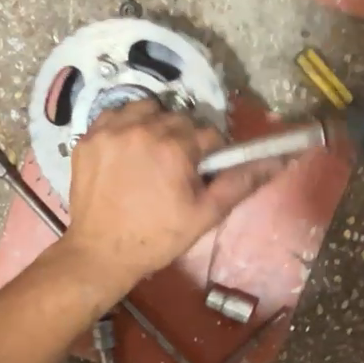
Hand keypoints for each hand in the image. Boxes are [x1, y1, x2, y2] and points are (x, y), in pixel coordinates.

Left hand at [61, 101, 278, 293]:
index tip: (201, 173)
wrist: (101, 253)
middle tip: (176, 171)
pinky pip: (115, 116)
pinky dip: (125, 127)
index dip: (210, 154)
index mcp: (175, 148)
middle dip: (183, 140)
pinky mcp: (88, 138)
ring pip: (146, 110)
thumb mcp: (204, 215)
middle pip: (178, 119)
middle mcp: (143, 130)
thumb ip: (239, 183)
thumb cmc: (157, 238)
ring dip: (154, 125)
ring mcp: (111, 131)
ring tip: (151, 155)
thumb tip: (275, 162)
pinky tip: (126, 152)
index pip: (209, 134)